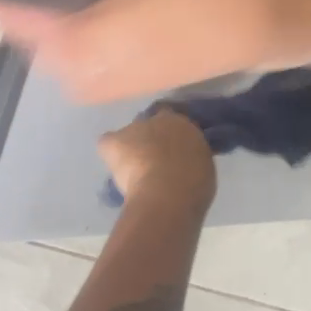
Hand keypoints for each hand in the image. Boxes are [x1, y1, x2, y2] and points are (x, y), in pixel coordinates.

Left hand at [99, 109, 216, 210]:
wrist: (168, 190)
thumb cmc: (194, 181)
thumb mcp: (201, 164)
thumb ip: (191, 155)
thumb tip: (183, 160)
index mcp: (185, 123)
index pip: (176, 120)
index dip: (173, 135)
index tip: (174, 149)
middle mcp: (160, 119)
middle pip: (151, 125)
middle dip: (152, 139)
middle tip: (155, 160)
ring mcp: (136, 128)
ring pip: (130, 134)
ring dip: (132, 147)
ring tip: (135, 168)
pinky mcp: (115, 140)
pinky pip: (108, 142)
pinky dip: (111, 151)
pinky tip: (115, 165)